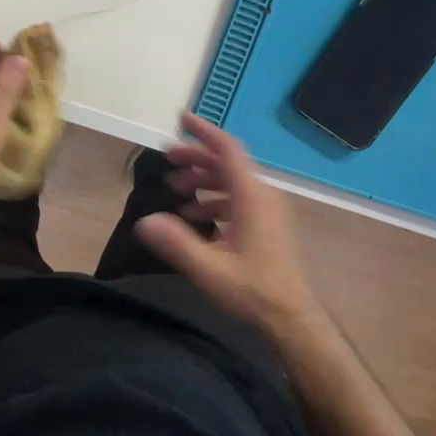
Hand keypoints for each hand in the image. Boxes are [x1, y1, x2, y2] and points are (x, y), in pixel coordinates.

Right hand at [135, 114, 329, 337]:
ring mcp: (268, 210)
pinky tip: (194, 217)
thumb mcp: (208, 269)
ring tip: (174, 192)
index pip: (227, 150)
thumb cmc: (252, 290)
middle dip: (196, 158)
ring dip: (203, 181)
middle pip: (227, 164)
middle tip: (166, 161)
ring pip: (232, 182)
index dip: (203, 132)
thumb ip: (176, 242)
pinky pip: (239, 199)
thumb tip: (144, 221)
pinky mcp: (268, 225)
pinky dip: (215, 200)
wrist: (291, 317)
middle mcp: (263, 196)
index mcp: (252, 197)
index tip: (181, 119)